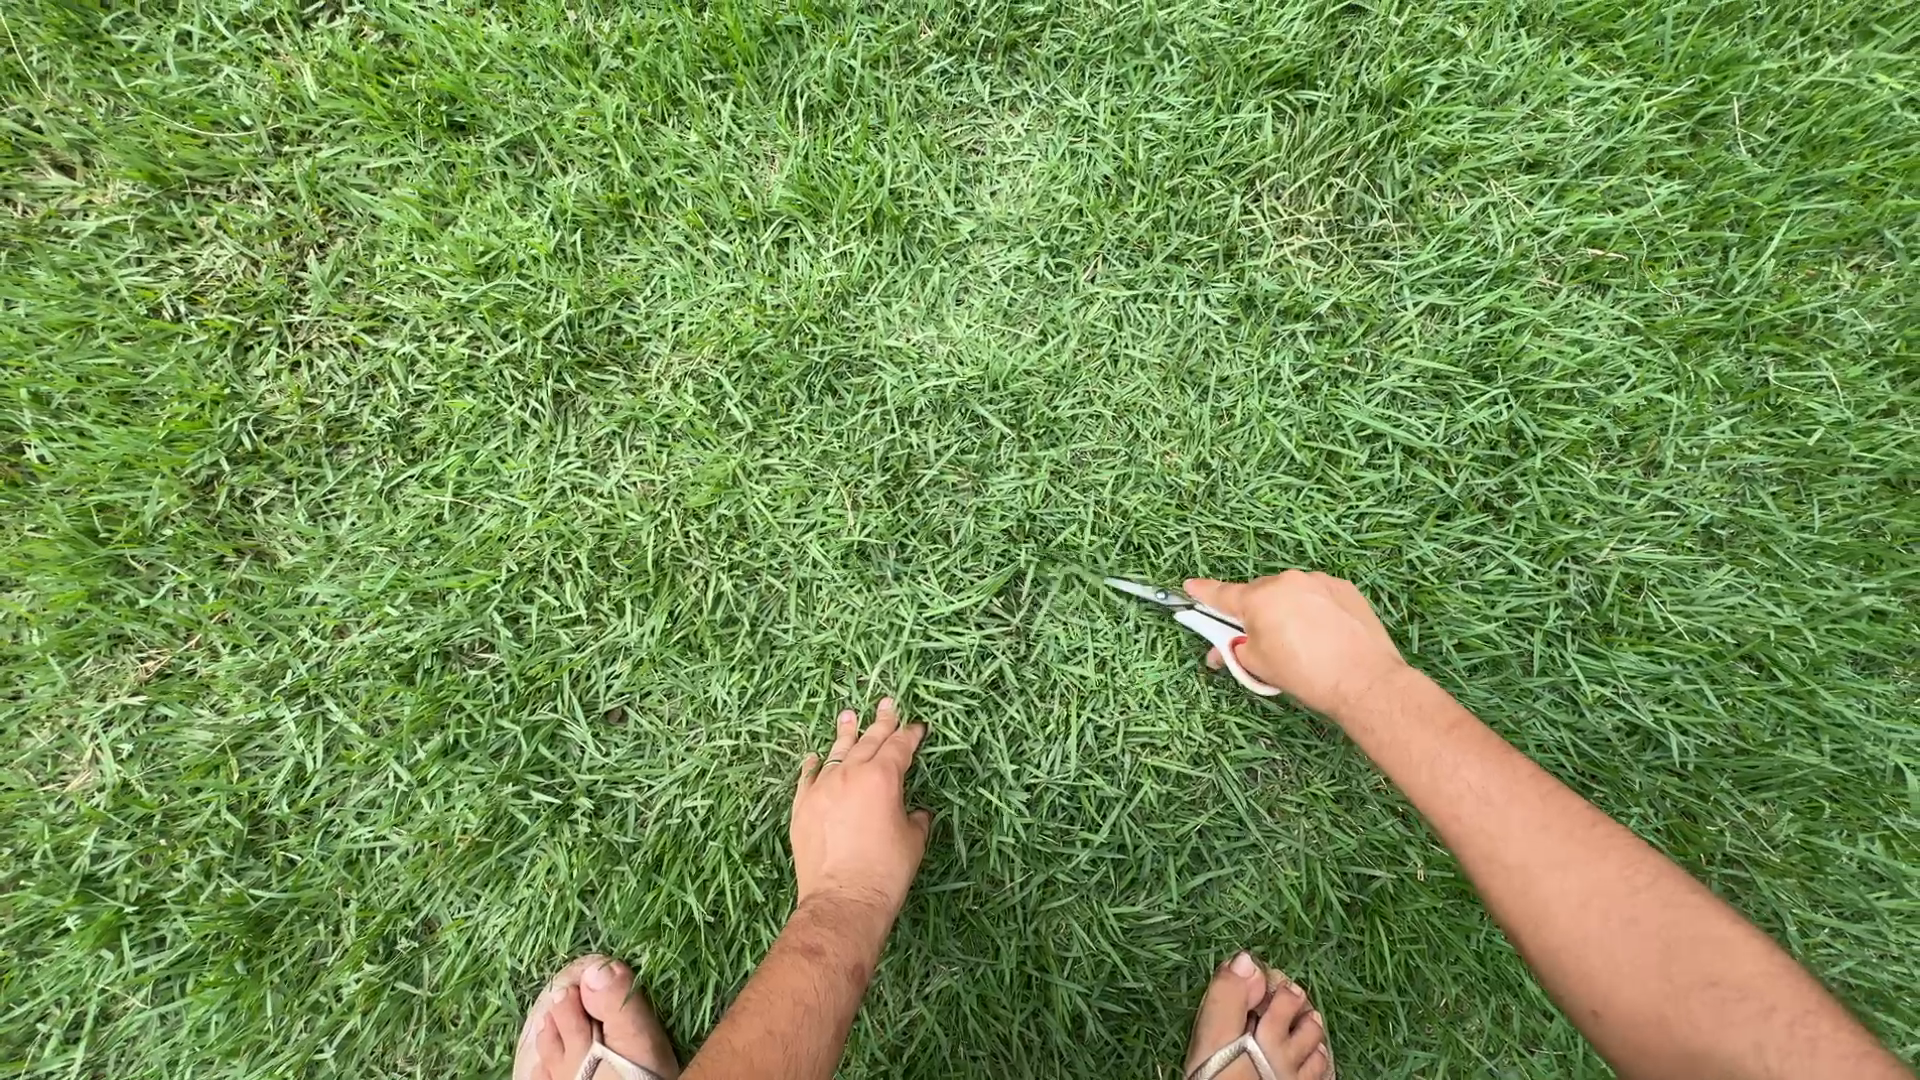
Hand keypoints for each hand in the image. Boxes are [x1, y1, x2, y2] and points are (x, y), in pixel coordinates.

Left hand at [790, 698, 932, 918]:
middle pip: (869, 740)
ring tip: (848, 714)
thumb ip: (916, 819)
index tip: (917, 727)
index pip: (900, 746)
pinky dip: (813, 765)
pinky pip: (808, 777)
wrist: (842, 900)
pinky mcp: (803, 806)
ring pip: (837, 751)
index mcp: (883, 777)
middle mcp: (851, 773)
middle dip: (882, 721)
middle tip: (888, 703)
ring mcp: (823, 787)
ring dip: (846, 732)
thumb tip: (918, 813)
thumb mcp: (913, 841)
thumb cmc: (886, 871)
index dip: (911, 735)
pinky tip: (815, 756)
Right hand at [1186, 571, 1411, 717]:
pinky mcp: (1343, 588)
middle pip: (1257, 594)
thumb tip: (1219, 653)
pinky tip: (1323, 634)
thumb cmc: (1304, 674)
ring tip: (1300, 640)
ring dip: (1285, 609)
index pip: (1220, 594)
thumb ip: (1233, 652)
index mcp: (1258, 599)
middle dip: (1254, 613)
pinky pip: (1316, 594)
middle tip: (1262, 640)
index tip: (1190, 586)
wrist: (1366, 681)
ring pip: (1288, 592)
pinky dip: (1312, 609)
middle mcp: (1285, 582)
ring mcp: (1317, 581)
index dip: (1202, 592)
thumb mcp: (1257, 666)